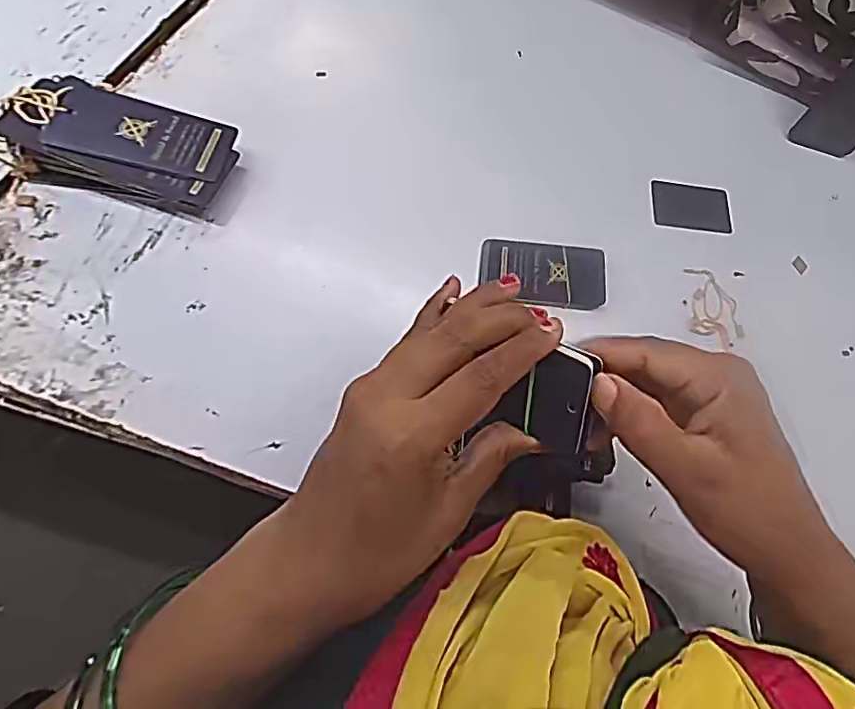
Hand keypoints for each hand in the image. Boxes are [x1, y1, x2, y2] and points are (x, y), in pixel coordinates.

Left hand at [279, 275, 560, 625]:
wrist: (303, 564)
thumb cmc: (369, 555)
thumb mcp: (446, 514)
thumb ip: (490, 458)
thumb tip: (528, 429)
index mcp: (410, 436)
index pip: (480, 375)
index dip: (522, 350)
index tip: (551, 334)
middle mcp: (385, 400)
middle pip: (456, 338)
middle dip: (504, 318)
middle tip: (540, 314)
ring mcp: (370, 387)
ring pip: (431, 328)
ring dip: (475, 305)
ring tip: (510, 289)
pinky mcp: (365, 386)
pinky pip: (408, 337)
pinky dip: (434, 311)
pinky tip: (451, 292)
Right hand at [584, 337, 854, 683]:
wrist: (790, 555)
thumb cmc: (748, 513)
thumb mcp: (686, 469)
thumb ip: (640, 421)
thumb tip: (598, 382)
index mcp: (718, 376)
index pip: (649, 352)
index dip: (604, 354)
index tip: (562, 363)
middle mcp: (718, 374)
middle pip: (650, 362)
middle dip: (607, 376)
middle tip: (563, 397)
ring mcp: (715, 394)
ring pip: (654, 381)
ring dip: (620, 396)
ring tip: (582, 419)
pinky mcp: (710, 414)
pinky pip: (664, 400)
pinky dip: (636, 411)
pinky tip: (612, 428)